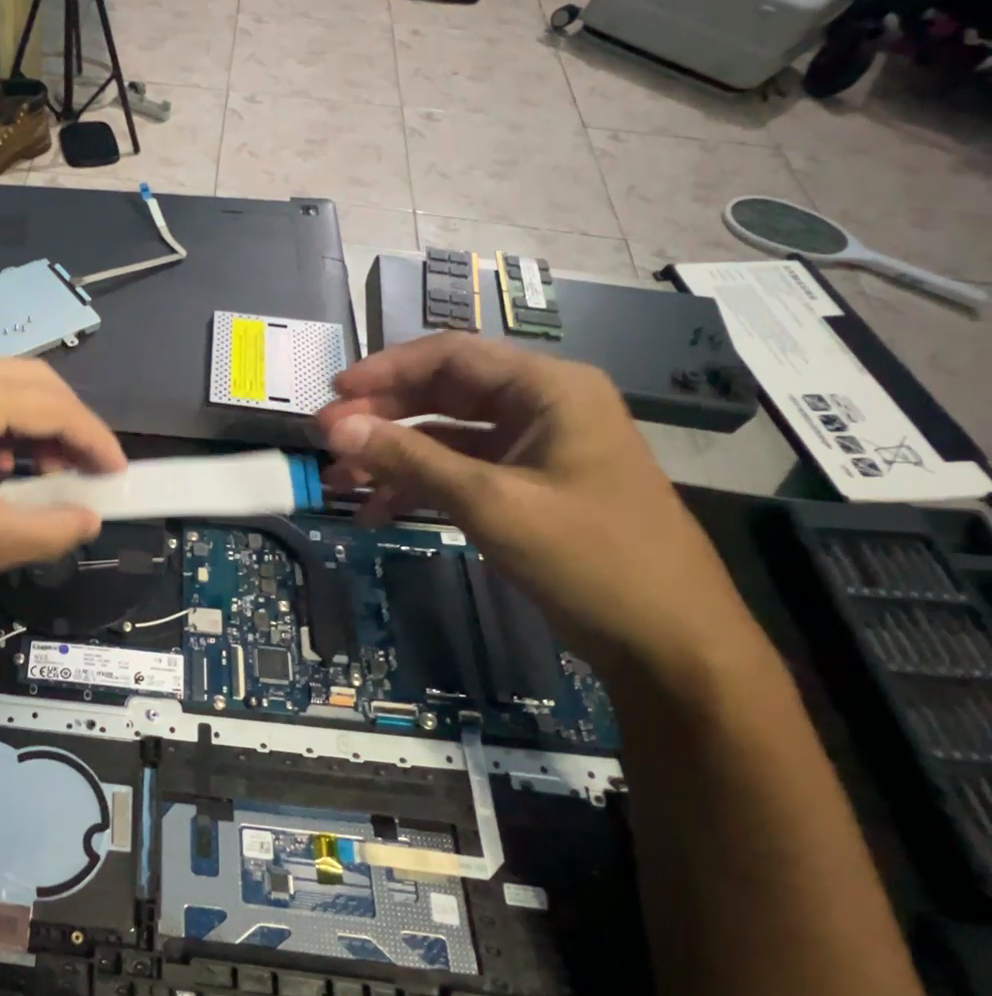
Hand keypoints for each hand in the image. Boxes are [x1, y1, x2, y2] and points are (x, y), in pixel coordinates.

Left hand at [0, 357, 126, 636]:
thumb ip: (56, 526)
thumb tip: (91, 516)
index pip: (52, 406)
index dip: (94, 439)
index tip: (119, 472)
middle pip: (32, 383)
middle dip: (69, 425)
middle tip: (92, 470)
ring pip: (2, 387)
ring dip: (36, 424)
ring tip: (53, 472)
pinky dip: (1, 426)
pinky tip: (6, 466)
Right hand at [315, 333, 759, 678]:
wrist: (669, 640)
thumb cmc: (590, 557)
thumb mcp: (491, 503)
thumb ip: (410, 459)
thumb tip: (336, 427)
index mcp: (549, 389)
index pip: (451, 356)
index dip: (384, 371)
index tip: (331, 396)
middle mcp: (543, 407)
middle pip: (445, 393)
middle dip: (382, 417)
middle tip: (326, 442)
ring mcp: (538, 449)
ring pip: (448, 435)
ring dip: (394, 456)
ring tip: (341, 484)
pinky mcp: (531, 489)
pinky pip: (462, 472)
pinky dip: (420, 486)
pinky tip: (380, 513)